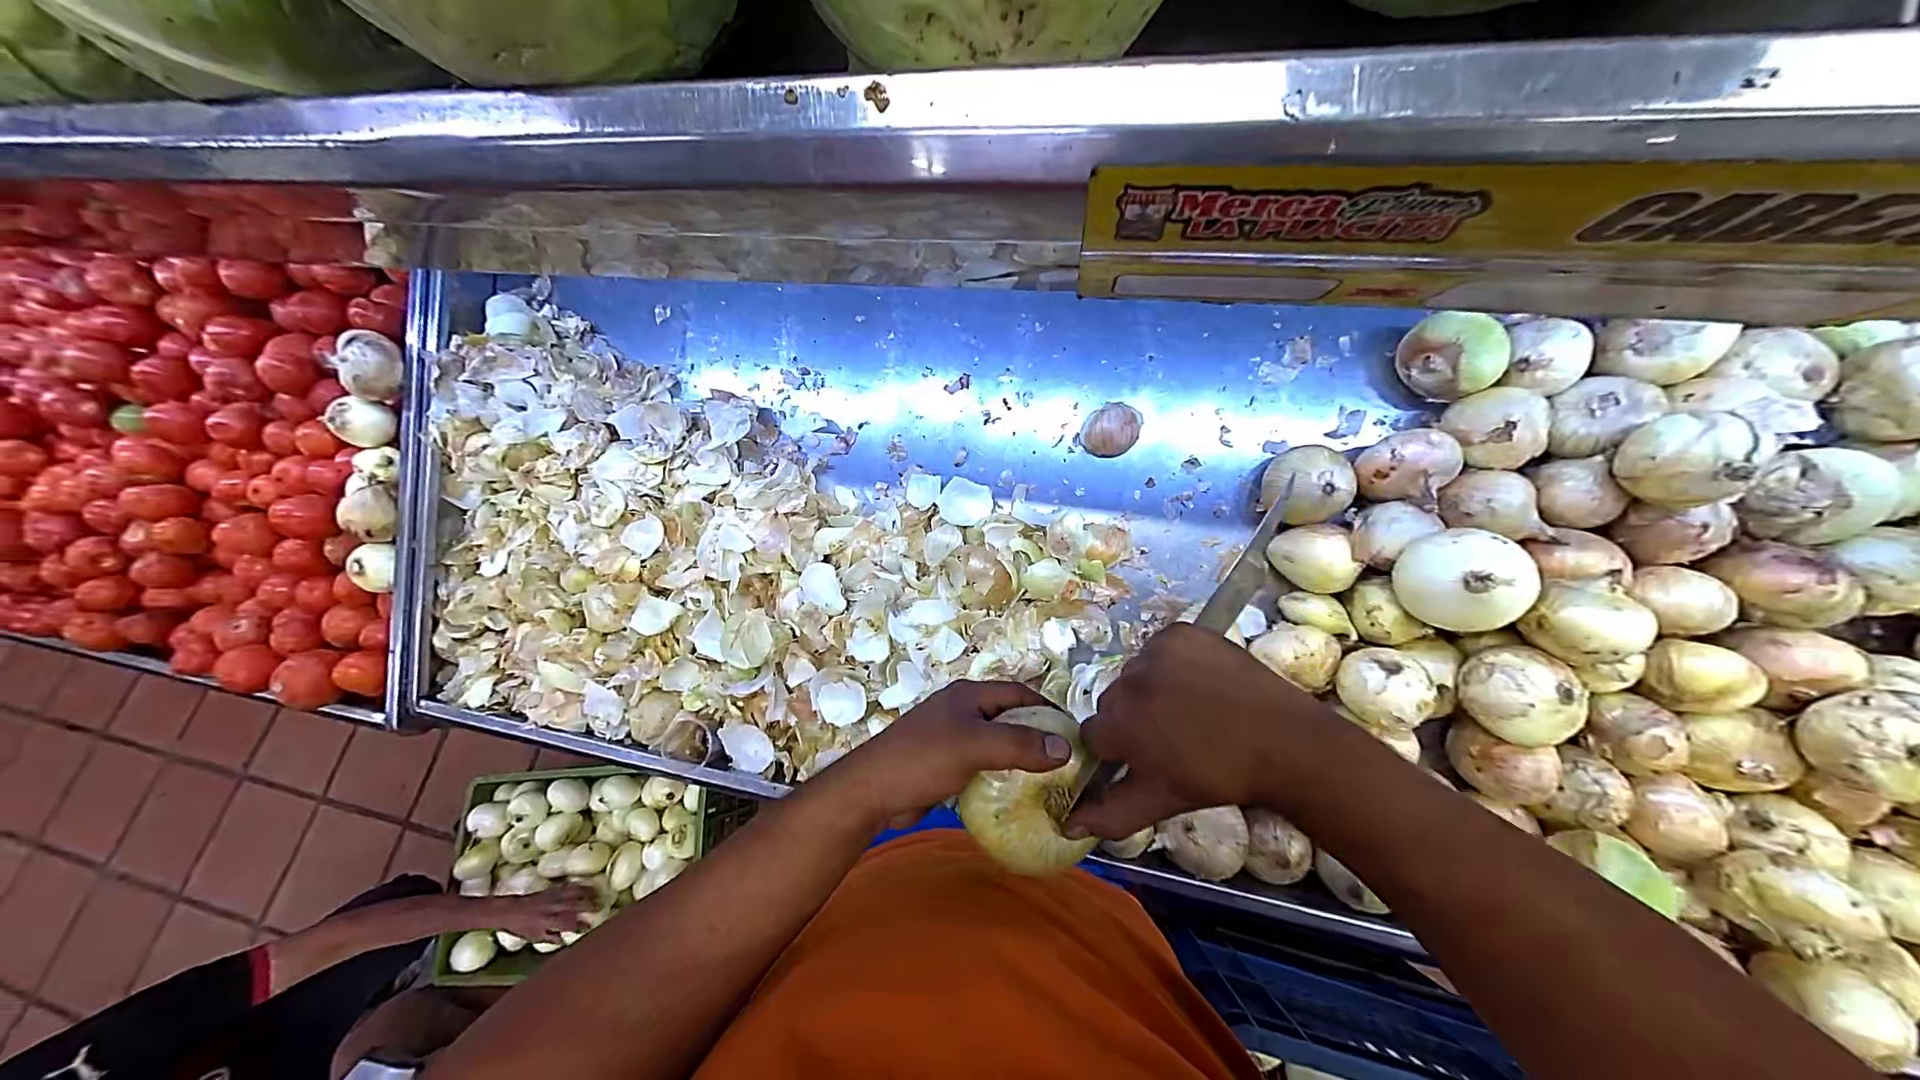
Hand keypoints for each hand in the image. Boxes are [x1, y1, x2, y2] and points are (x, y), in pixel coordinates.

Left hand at [485, 884, 599, 943]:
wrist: (509, 910)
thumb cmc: (521, 927)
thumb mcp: (534, 937)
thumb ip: (551, 938)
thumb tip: (565, 940)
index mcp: (550, 922)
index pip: (571, 923)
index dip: (582, 925)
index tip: (590, 926)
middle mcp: (555, 908)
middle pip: (577, 906)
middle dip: (590, 906)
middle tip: (601, 906)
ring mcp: (554, 897)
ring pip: (576, 893)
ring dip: (589, 893)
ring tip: (598, 894)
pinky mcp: (553, 889)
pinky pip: (570, 886)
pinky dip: (580, 886)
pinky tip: (586, 886)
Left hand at [816, 679, 1071, 829]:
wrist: (872, 792)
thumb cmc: (923, 758)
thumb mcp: (975, 746)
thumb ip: (1020, 744)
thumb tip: (1065, 747)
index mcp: (969, 695)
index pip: (1019, 692)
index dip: (1047, 708)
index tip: (1073, 733)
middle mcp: (962, 711)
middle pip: (1010, 718)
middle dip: (1037, 735)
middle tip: (1066, 761)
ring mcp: (953, 738)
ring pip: (997, 743)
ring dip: (1019, 758)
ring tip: (1049, 780)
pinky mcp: (946, 764)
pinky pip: (983, 764)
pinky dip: (1001, 775)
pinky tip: (1017, 794)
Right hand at [1066, 623, 1333, 840]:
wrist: (1283, 741)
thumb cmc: (1218, 776)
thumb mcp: (1161, 800)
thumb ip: (1110, 814)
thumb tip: (1069, 825)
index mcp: (1118, 724)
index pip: (1094, 733)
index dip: (1117, 747)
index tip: (1144, 753)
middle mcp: (1128, 682)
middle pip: (1113, 700)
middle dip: (1132, 717)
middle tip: (1169, 734)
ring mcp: (1155, 652)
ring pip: (1135, 673)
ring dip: (1151, 688)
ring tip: (1189, 707)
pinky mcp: (1180, 633)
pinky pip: (1159, 648)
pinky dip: (1170, 662)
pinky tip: (1197, 682)